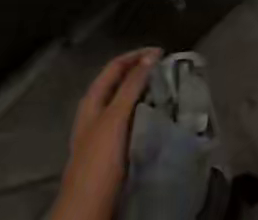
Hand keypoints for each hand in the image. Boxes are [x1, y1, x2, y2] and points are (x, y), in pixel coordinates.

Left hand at [47, 48, 159, 219]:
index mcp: (92, 101)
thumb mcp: (115, 118)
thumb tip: (150, 56)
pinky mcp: (114, 150)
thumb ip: (131, 86)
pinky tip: (161, 117)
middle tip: (170, 71)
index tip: (163, 53)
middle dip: (144, 74)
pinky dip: (147, 114)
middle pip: (121, 83)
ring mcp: (105, 133)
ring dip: (147, 94)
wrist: (87, 212)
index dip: (137, 56)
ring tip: (170, 91)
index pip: (115, 66)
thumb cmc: (99, 161)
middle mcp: (97, 113)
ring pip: (128, 103)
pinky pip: (133, 123)